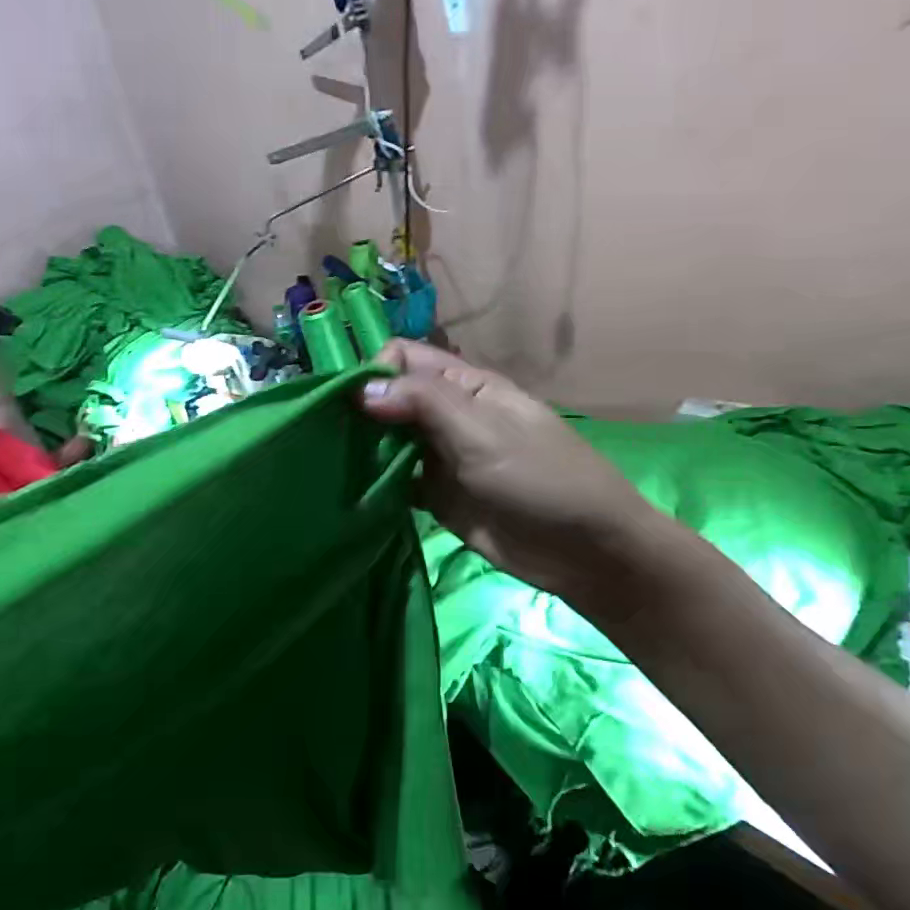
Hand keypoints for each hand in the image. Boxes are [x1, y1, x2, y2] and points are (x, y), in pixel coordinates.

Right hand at [357, 340, 659, 598]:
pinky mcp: (438, 497)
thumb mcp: (483, 431)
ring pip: (390, 441)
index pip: (405, 359)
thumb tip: (361, 389)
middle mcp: (449, 417)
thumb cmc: (540, 479)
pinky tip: (351, 493)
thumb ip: (424, 402)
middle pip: (392, 399)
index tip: (346, 404)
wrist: (583, 550)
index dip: (373, 372)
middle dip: (359, 412)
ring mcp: (442, 458)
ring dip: (363, 449)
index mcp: (466, 386)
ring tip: (328, 465)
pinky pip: (398, 482)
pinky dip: (376, 484)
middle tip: (326, 438)